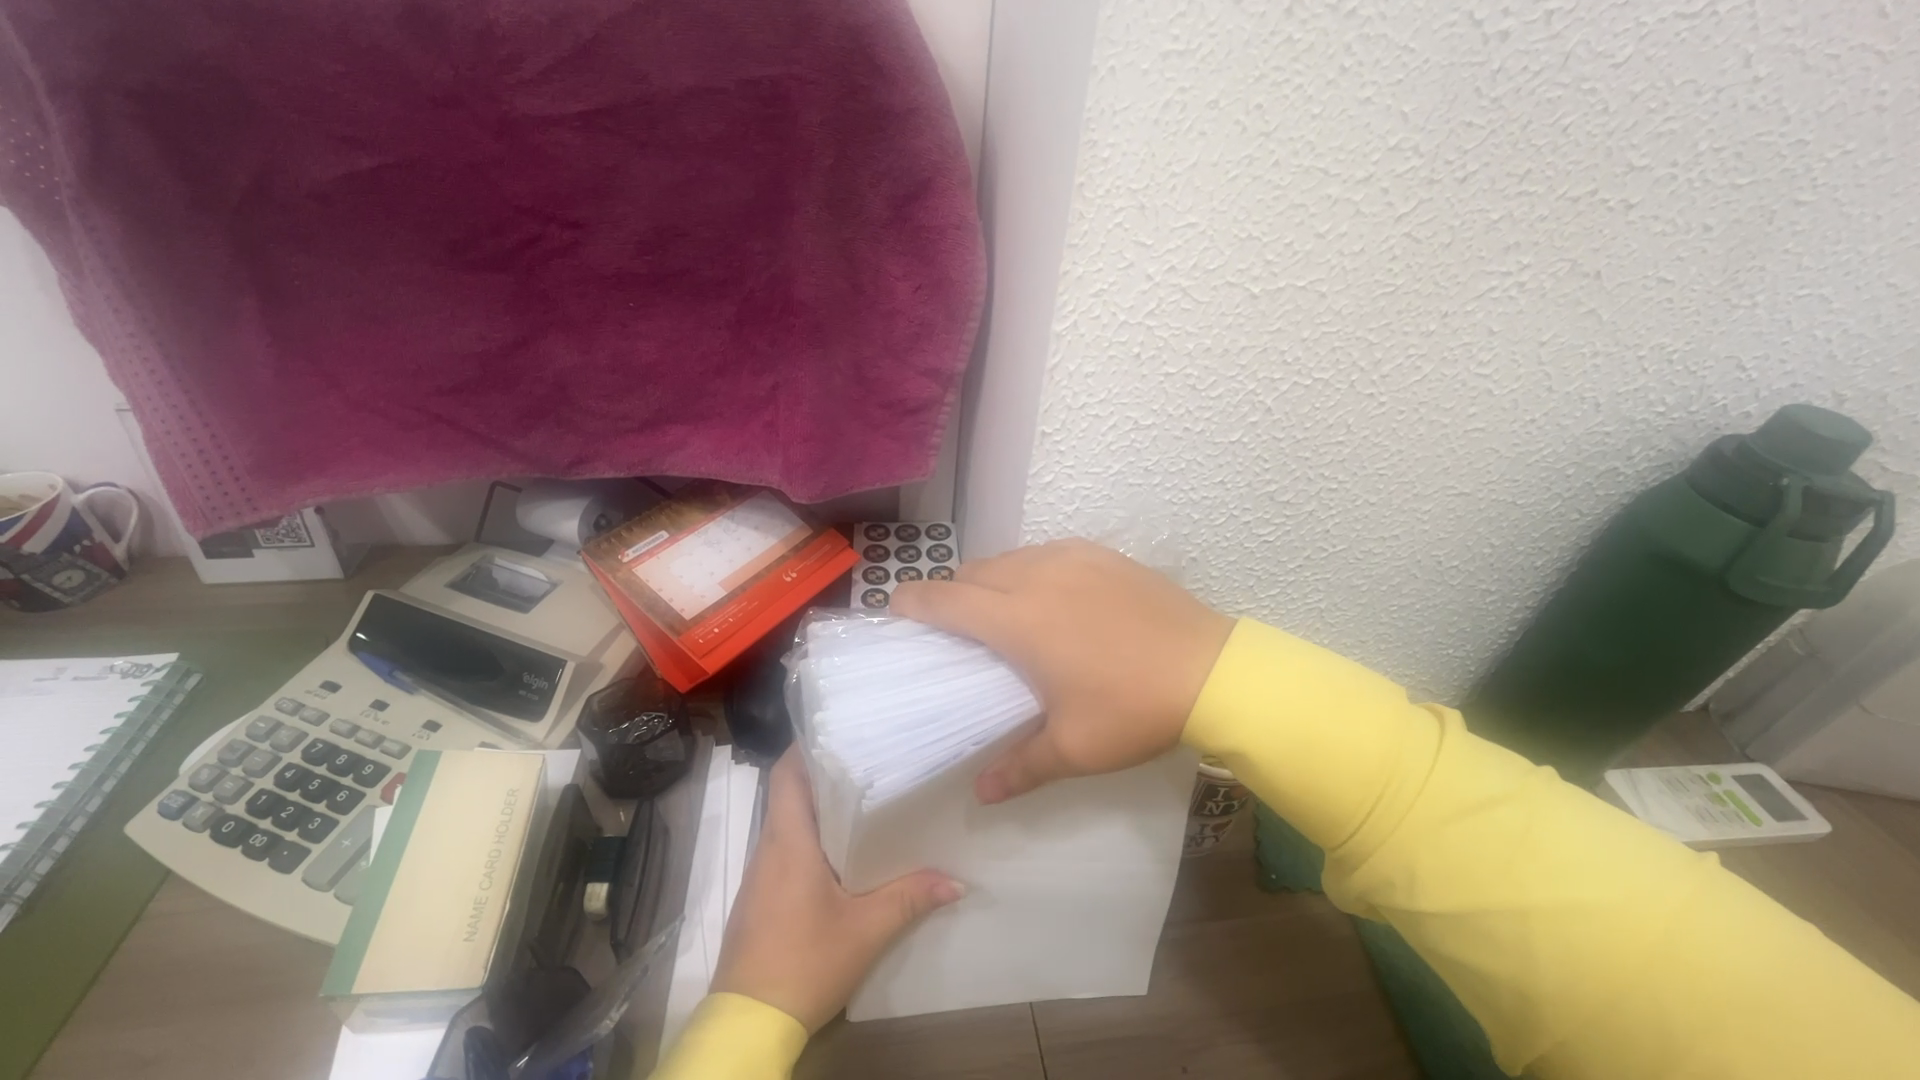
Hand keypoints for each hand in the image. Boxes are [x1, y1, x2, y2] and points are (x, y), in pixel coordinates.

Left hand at [711, 750, 963, 1031]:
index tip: (841, 730)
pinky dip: (811, 842)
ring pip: (787, 825)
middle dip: (824, 776)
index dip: (806, 747)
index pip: (785, 774)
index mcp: (787, 842)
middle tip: (869, 761)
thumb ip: (909, 899)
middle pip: (789, 795)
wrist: (750, 1023)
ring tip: (864, 800)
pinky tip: (843, 855)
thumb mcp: (865, 931)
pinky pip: (785, 853)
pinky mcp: (760, 901)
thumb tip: (956, 880)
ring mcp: (760, 877)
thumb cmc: (804, 962)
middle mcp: (768, 849)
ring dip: (819, 810)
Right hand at [891, 539, 1234, 803]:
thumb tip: (982, 793)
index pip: (945, 599)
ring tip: (999, 612)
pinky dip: (1029, 569)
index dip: (912, 602)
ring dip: (990, 580)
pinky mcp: (1102, 555)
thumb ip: (1020, 767)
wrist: (1212, 671)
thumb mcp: (1075, 749)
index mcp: (1017, 620)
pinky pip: (1046, 553)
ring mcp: (1072, 559)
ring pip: (1009, 558)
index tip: (895, 611)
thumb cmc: (1133, 710)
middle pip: (972, 573)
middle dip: (950, 593)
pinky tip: (1048, 597)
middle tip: (951, 627)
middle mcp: (1036, 577)